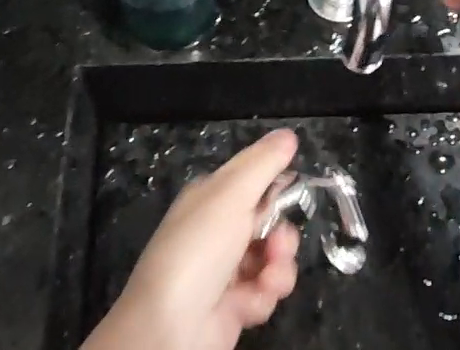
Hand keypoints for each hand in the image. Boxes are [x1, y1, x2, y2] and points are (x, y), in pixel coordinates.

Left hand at [85, 129, 302, 349]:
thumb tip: (289, 133)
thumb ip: (263, 163)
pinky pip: (264, 292)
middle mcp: (218, 229)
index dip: (277, 190)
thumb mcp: (231, 194)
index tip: (290, 195)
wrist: (169, 326)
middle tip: (276, 246)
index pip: (254, 181)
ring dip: (277, 270)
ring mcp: (226, 269)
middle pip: (270, 223)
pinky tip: (249, 304)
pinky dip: (263, 297)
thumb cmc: (198, 249)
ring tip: (265, 282)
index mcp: (211, 196)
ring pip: (272, 259)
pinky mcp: (234, 304)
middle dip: (282, 237)